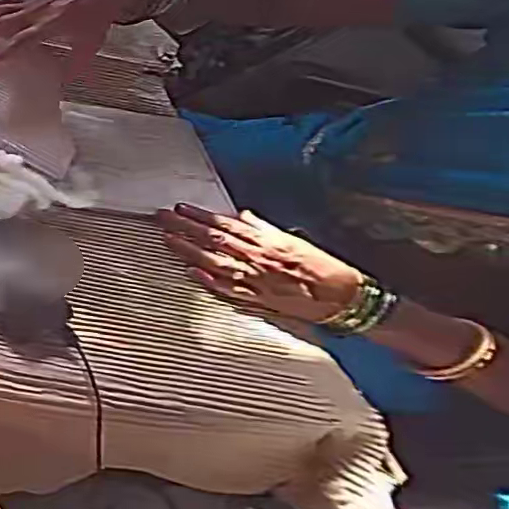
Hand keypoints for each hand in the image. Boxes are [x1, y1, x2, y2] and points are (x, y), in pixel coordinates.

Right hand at [0, 0, 159, 72]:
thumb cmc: (98, 18)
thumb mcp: (90, 46)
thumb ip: (74, 67)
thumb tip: (61, 88)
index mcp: (54, 24)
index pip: (24, 39)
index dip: (5, 52)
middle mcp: (39, 12)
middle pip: (3, 22)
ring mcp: (33, 4)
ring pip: (0, 10)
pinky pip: (5, 1)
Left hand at [154, 203, 363, 324]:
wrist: (346, 299)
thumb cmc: (323, 268)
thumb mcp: (293, 241)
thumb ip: (264, 229)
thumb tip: (243, 216)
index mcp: (267, 243)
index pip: (226, 225)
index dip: (200, 215)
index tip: (180, 208)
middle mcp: (258, 259)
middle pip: (214, 239)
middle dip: (185, 227)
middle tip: (162, 218)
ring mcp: (256, 280)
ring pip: (215, 262)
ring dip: (188, 250)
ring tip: (167, 239)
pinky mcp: (258, 300)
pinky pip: (229, 290)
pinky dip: (209, 281)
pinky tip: (191, 273)